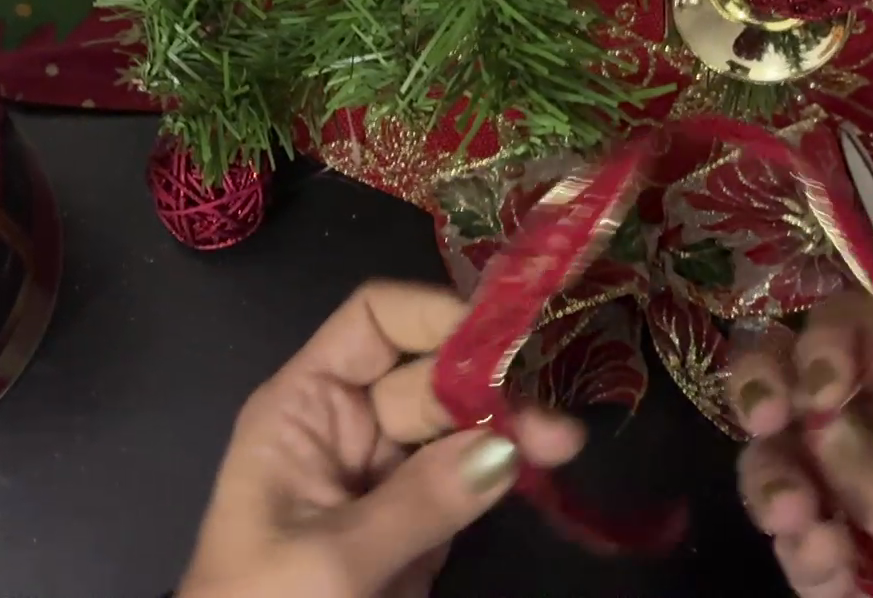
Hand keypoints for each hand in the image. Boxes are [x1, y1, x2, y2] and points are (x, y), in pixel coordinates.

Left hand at [178, 281, 584, 597]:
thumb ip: (417, 502)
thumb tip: (505, 448)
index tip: (501, 332)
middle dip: (489, 379)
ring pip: (457, 423)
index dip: (433, 315)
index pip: (373, 322)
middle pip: (427, 373)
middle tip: (553, 399)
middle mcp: (350, 421)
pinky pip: (469, 476)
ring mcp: (387, 471)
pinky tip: (549, 463)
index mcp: (306, 402)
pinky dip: (508, 467)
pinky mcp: (418, 520)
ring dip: (511, 423)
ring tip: (565, 438)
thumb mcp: (328, 558)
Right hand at [729, 292, 872, 597]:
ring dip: (769, 480)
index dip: (823, 338)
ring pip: (767, 446)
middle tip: (761, 422)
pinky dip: (797, 551)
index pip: (856, 329)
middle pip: (784, 367)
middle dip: (759, 385)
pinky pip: (781, 527)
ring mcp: (836, 486)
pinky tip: (836, 579)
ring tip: (796, 525)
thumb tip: (815, 424)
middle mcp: (867, 430)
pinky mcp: (817, 543)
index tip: (815, 391)